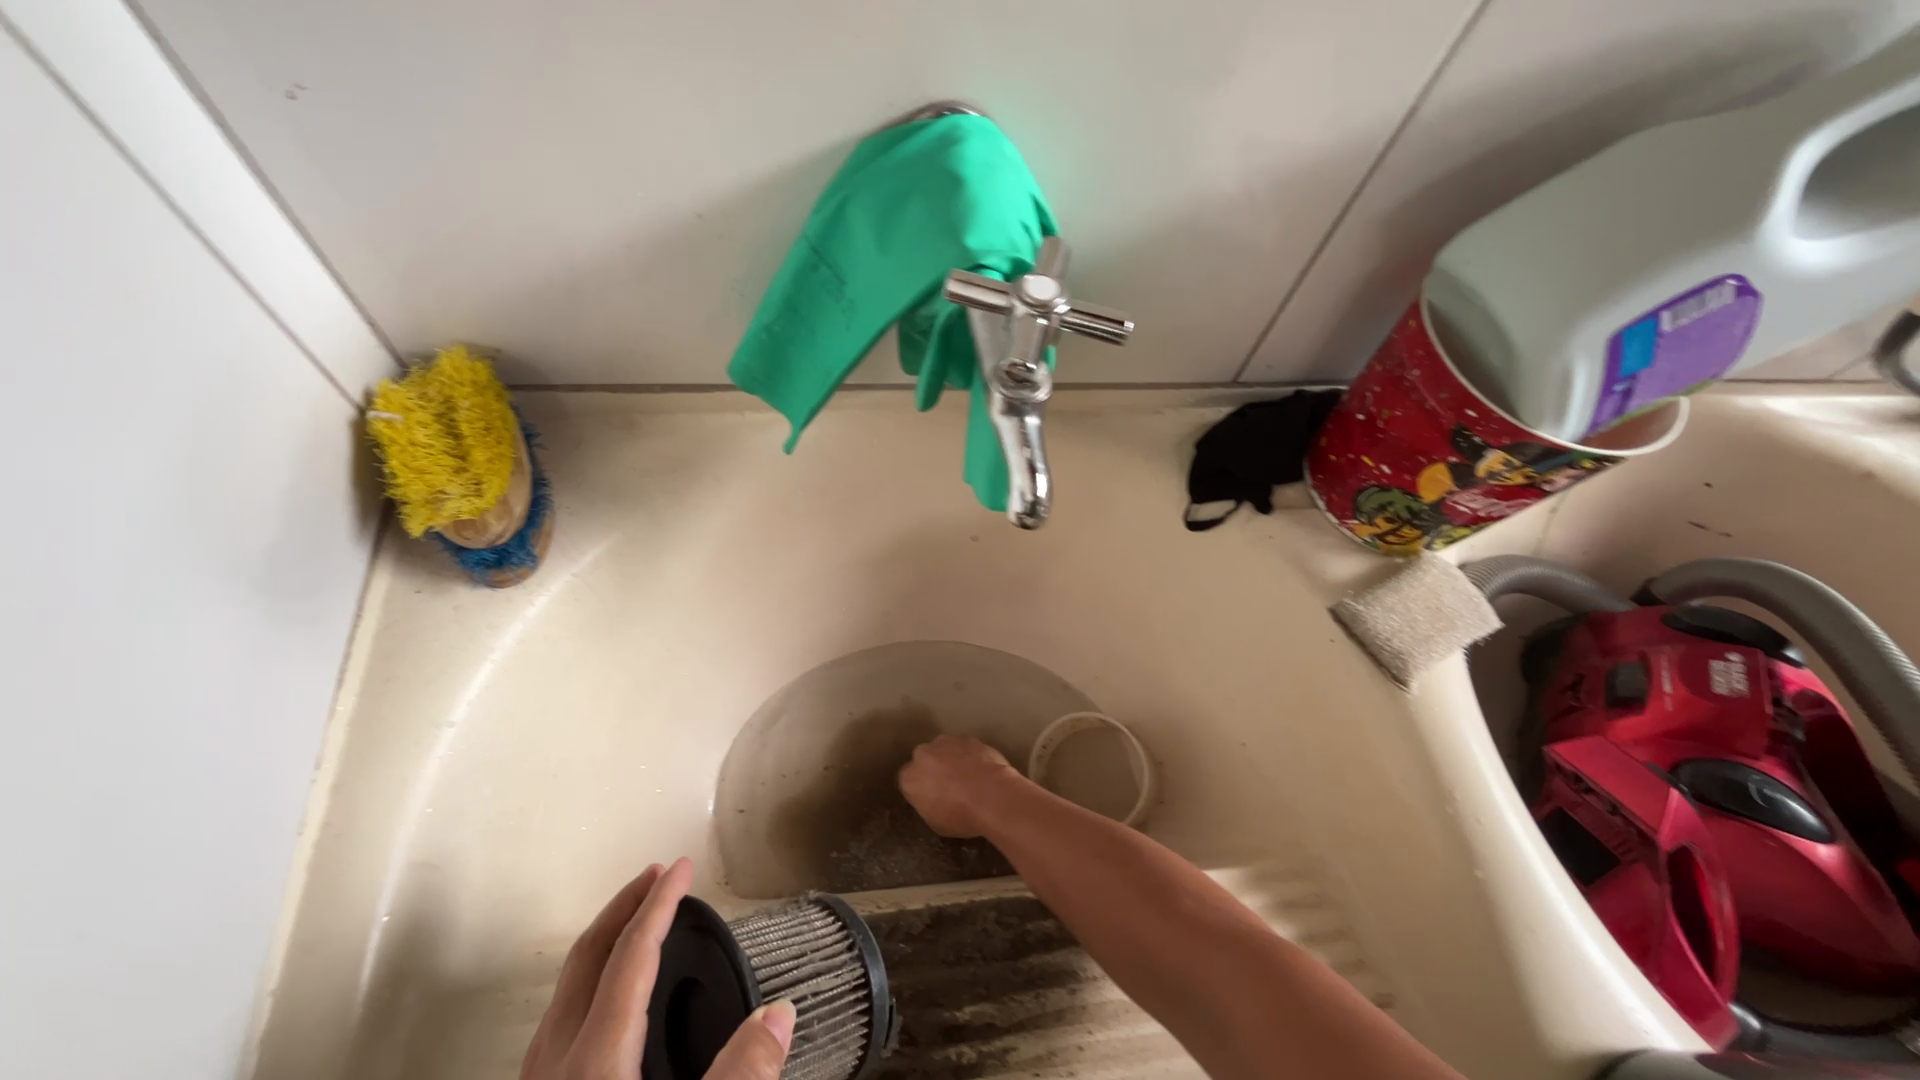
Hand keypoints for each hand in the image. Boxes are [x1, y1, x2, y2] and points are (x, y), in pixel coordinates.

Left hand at [520, 857, 795, 1079]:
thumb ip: (740, 1077)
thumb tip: (778, 1016)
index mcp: (593, 1062)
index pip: (630, 957)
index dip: (659, 905)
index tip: (681, 868)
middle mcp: (556, 1063)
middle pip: (584, 958)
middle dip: (622, 907)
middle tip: (657, 875)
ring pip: (566, 986)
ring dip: (605, 941)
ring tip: (638, 924)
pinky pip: (564, 1014)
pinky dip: (593, 979)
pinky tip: (611, 1000)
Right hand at [897, 734, 1024, 838]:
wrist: (991, 796)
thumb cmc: (961, 816)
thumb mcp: (936, 823)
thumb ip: (928, 805)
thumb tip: (934, 800)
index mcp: (909, 778)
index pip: (909, 780)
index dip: (922, 787)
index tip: (933, 796)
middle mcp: (922, 755)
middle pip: (925, 759)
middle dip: (935, 768)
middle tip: (951, 784)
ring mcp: (945, 742)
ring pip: (944, 748)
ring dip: (952, 758)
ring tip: (969, 775)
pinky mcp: (966, 737)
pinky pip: (965, 746)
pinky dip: (971, 754)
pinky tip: (983, 768)